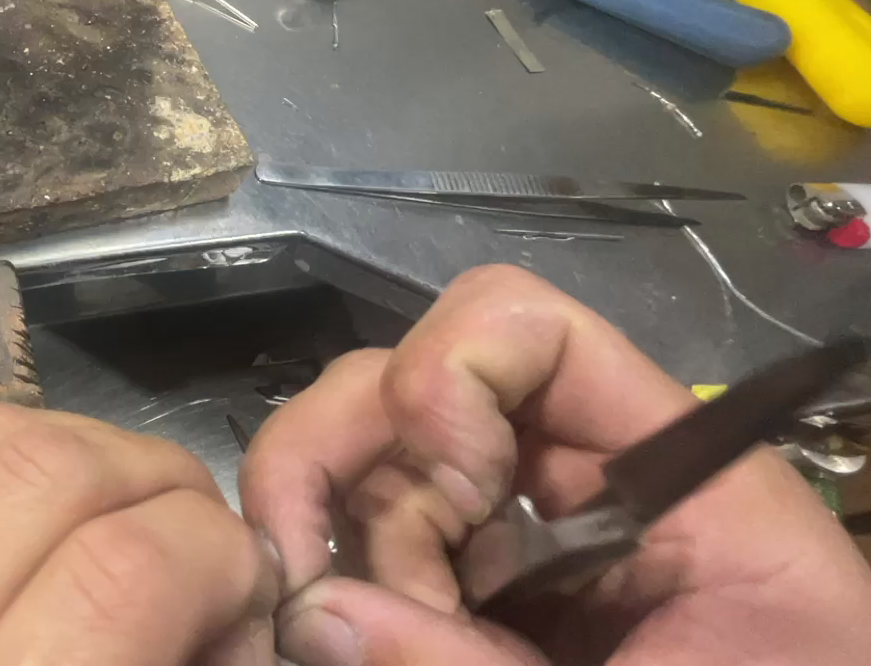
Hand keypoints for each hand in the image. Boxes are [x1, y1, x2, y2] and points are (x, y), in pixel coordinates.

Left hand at [0, 403, 278, 665]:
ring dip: (94, 449)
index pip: (115, 573)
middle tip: (205, 532)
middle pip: (48, 472)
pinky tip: (66, 504)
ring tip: (143, 506)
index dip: (212, 551)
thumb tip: (235, 581)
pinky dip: (25, 458)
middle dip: (159, 476)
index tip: (249, 581)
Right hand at [240, 263, 870, 664]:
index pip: (522, 324)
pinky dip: (332, 556)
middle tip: (296, 571)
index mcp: (654, 464)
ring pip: (353, 443)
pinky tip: (350, 619)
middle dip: (326, 463)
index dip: (450, 376)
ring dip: (331, 531)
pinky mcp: (451, 545)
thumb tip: (305, 616)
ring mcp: (489, 496)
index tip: (456, 500)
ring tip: (352, 626)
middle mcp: (550, 453)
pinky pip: (354, 510)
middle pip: (393, 377)